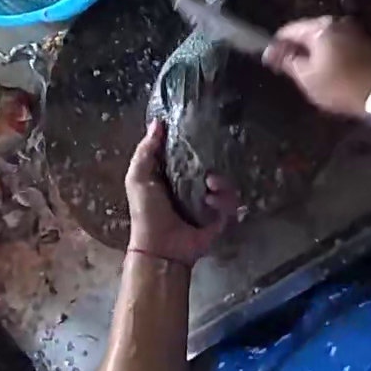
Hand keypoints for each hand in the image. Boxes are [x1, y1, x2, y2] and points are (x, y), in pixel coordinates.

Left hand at [125, 119, 238, 266]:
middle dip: (211, 161)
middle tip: (207, 166)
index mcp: (170, 173)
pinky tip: (212, 202)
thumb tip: (157, 122)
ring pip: (224, 181)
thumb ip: (146, 151)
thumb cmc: (146, 211)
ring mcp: (206, 200)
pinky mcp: (219, 215)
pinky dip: (224, 200)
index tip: (199, 128)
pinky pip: (231, 201)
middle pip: (209, 162)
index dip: (191, 140)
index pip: (184, 150)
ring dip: (221, 182)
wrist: (161, 248)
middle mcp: (190, 184)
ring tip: (211, 186)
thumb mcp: (138, 178)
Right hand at [262, 16, 370, 117]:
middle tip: (289, 70)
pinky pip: (339, 45)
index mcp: (320, 28)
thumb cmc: (341, 85)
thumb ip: (287, 61)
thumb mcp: (306, 77)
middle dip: (296, 49)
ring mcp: (355, 31)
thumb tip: (270, 52)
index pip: (288, 30)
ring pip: (324, 39)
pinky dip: (330, 55)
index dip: (277, 46)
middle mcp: (338, 23)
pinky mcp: (367, 43)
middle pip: (307, 32)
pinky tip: (329, 71)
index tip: (272, 62)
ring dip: (314, 53)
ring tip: (308, 73)